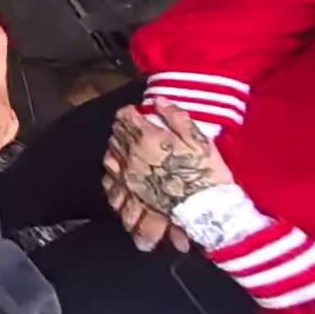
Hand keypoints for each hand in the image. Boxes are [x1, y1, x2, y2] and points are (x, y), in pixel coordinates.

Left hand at [103, 99, 233, 248]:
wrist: (205, 213)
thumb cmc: (206, 175)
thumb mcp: (199, 142)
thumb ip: (177, 118)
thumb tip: (158, 100)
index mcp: (146, 138)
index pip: (124, 117)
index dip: (129, 113)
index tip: (136, 114)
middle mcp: (128, 155)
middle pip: (116, 135)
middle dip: (123, 130)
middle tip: (136, 133)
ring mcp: (122, 176)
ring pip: (109, 156)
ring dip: (116, 151)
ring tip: (129, 153)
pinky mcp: (123, 195)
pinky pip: (108, 181)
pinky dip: (112, 175)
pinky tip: (122, 175)